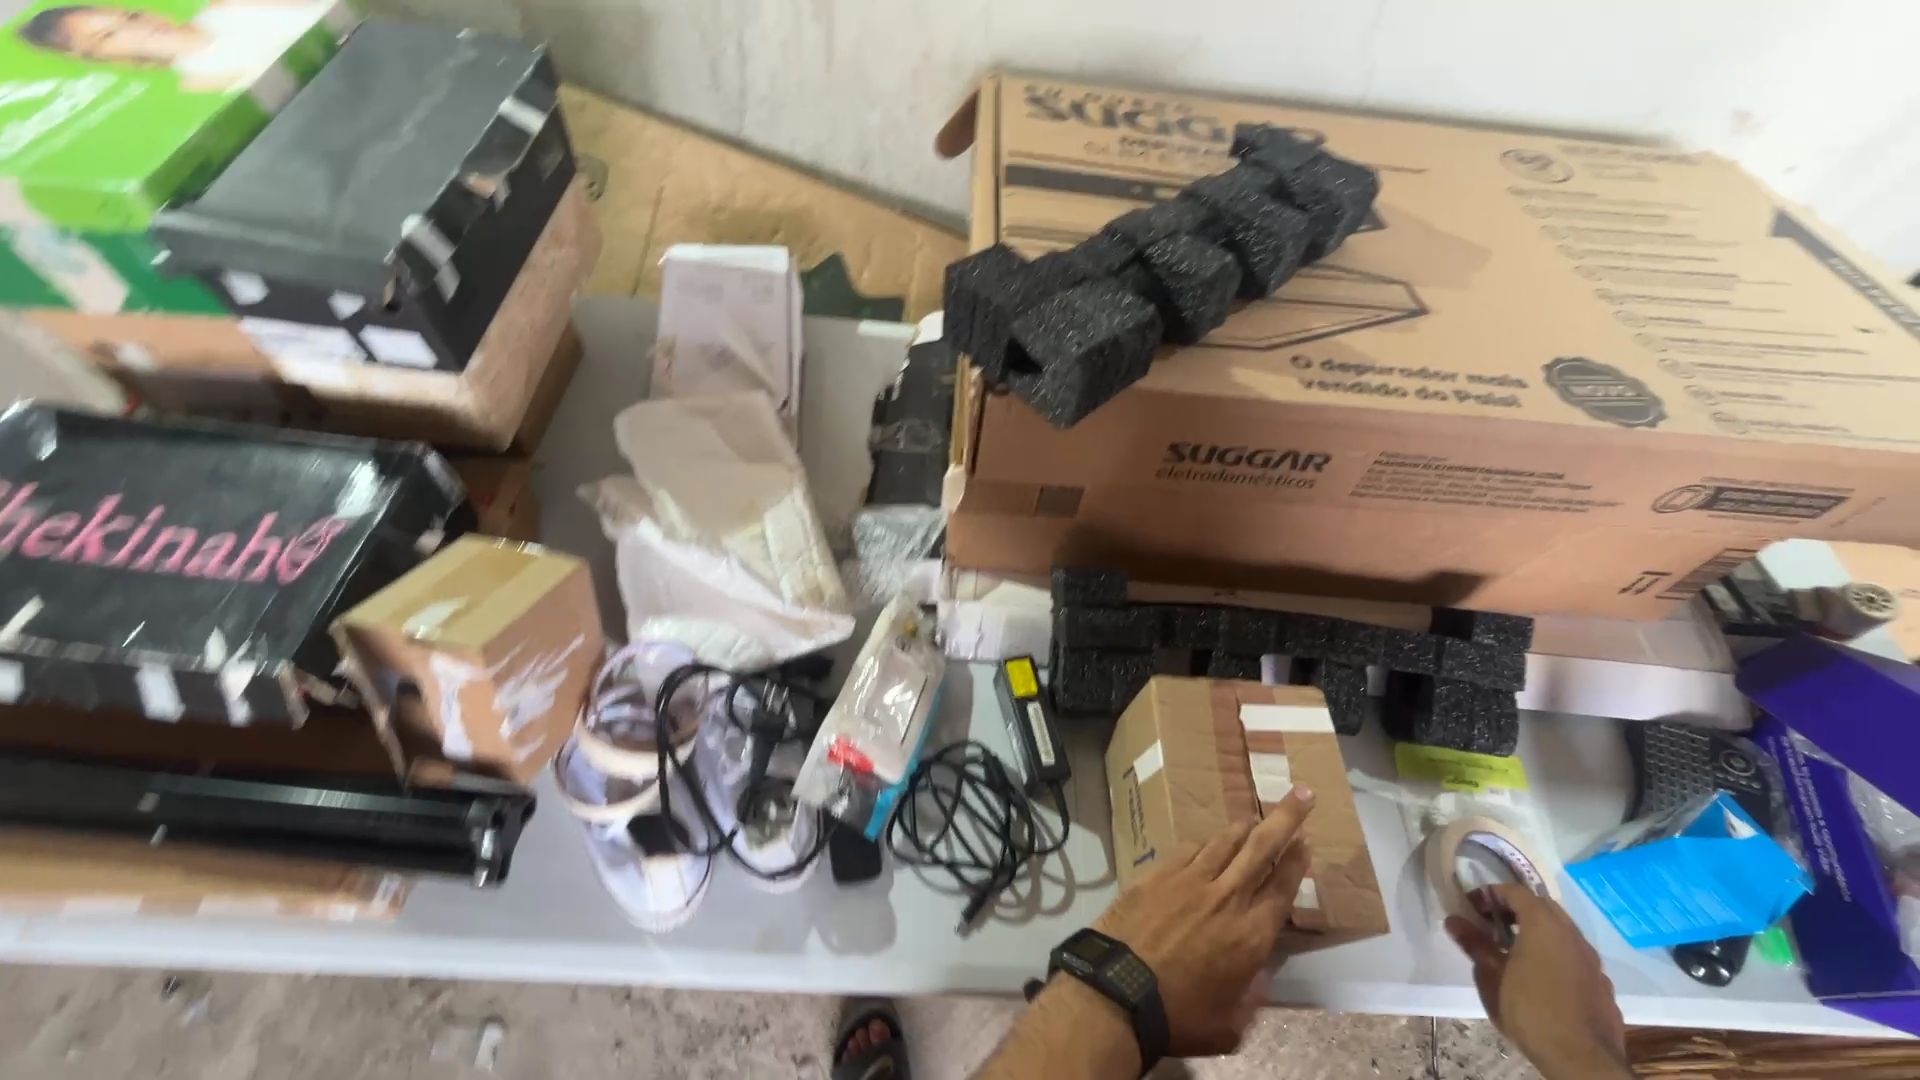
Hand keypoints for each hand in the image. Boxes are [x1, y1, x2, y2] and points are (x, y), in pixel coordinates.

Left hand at [1090, 786, 1314, 1056]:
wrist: (1118, 991)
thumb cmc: (1179, 1016)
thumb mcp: (1231, 1026)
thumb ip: (1251, 996)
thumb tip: (1259, 974)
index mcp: (1251, 935)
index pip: (1283, 887)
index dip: (1297, 861)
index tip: (1307, 841)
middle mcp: (1226, 897)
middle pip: (1261, 848)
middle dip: (1286, 818)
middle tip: (1301, 793)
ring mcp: (1189, 880)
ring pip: (1224, 842)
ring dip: (1243, 827)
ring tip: (1253, 818)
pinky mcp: (1158, 874)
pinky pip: (1189, 848)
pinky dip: (1205, 843)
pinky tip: (1208, 842)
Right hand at [1446, 884, 1630, 1079]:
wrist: (1582, 1062)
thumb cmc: (1529, 1011)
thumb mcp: (1490, 976)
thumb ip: (1474, 944)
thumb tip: (1454, 920)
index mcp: (1544, 927)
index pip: (1517, 892)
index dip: (1492, 894)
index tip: (1473, 906)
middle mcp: (1573, 937)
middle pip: (1544, 907)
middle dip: (1517, 909)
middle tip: (1494, 924)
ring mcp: (1593, 964)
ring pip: (1564, 933)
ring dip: (1539, 933)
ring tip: (1516, 952)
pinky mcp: (1603, 988)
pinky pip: (1576, 959)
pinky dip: (1557, 956)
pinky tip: (1543, 980)